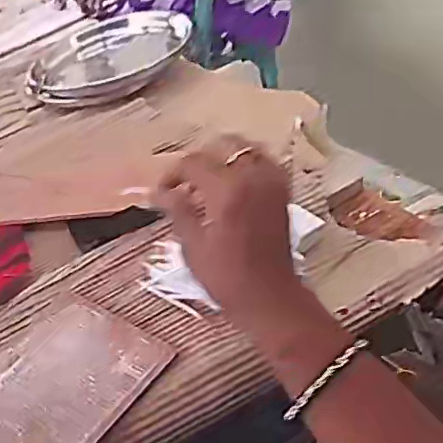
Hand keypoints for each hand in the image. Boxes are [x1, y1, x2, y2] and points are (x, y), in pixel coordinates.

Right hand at [150, 136, 307, 325]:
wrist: (267, 296)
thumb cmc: (225, 277)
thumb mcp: (193, 246)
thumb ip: (178, 211)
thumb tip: (160, 192)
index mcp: (227, 190)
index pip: (193, 163)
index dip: (172, 175)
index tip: (161, 192)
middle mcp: (253, 177)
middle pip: (222, 147)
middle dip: (199, 162)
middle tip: (183, 185)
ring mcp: (272, 183)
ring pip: (246, 150)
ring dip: (224, 160)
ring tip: (207, 184)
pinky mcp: (283, 193)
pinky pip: (264, 163)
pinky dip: (246, 166)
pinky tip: (233, 186)